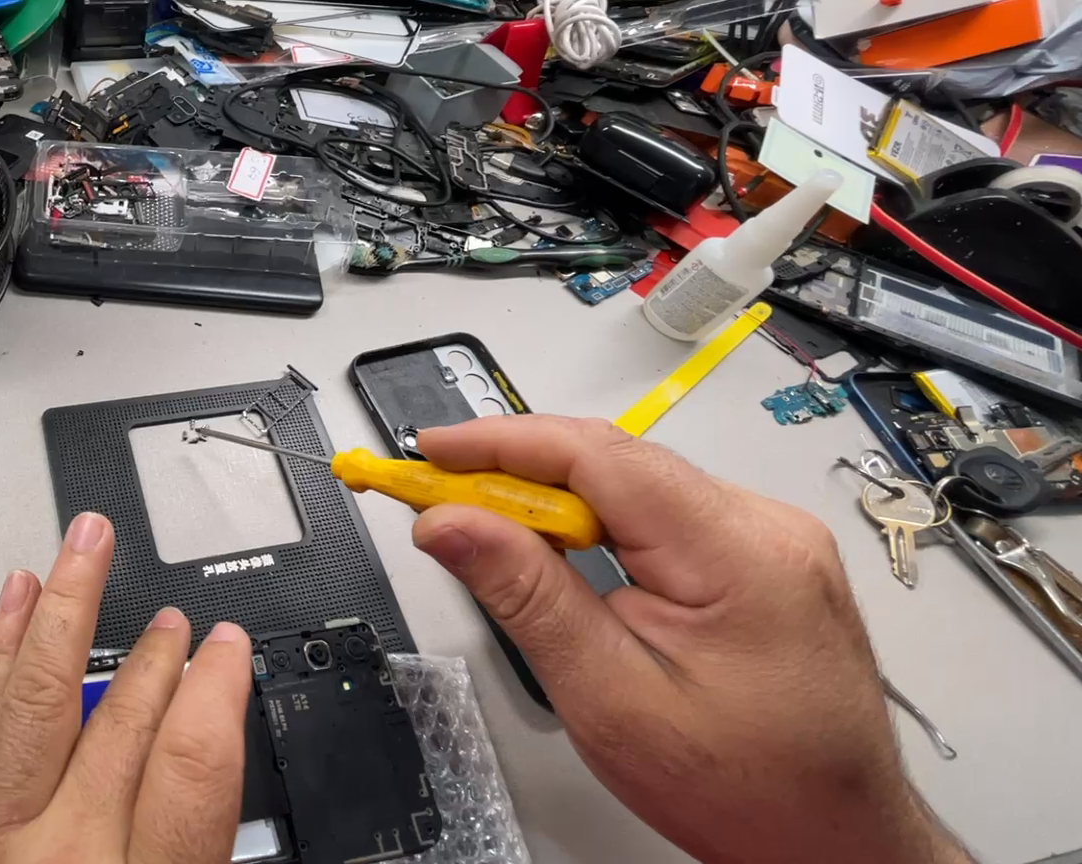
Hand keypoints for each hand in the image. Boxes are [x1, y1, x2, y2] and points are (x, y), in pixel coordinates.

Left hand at [0, 511, 254, 863]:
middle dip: (154, 656)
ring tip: (83, 546)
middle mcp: (55, 856)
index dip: (215, 694)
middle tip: (180, 617)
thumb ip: (194, 854)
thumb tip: (224, 792)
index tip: (230, 649)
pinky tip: (10, 597)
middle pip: (114, 722)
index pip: (187, 774)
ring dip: (62, 606)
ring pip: (34, 692)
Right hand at [410, 415, 969, 863]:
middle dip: (509, 463)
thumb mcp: (606, 696)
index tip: (430, 450)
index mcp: (737, 555)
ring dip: (539, 487)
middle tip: (434, 484)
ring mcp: (759, 530)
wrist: (834, 842)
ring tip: (476, 512)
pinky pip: (642, 501)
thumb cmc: (734, 786)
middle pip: (607, 457)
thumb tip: (443, 522)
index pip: (598, 456)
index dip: (501, 442)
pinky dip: (577, 509)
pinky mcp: (746, 546)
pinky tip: (544, 537)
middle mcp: (758, 522)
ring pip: (620, 475)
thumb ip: (524, 596)